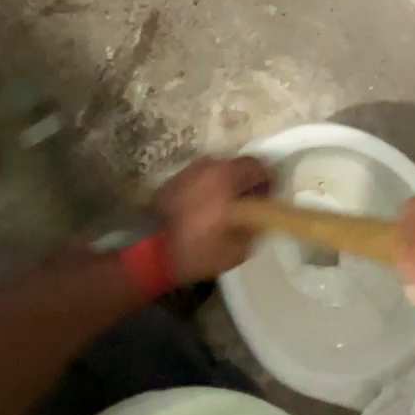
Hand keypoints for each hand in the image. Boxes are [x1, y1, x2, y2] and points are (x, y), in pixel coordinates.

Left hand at [152, 156, 272, 282]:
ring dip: (228, 184)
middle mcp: (212, 165)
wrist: (146, 249)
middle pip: (241, 165)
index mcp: (230, 177)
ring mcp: (191, 168)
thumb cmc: (196, 250)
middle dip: (248, 183)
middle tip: (247, 208)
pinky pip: (203, 177)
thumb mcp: (238, 249)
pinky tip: (204, 210)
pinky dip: (209, 187)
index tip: (266, 202)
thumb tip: (262, 216)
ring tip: (224, 211)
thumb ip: (257, 227)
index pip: (262, 167)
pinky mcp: (177, 177)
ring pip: (221, 170)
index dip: (269, 184)